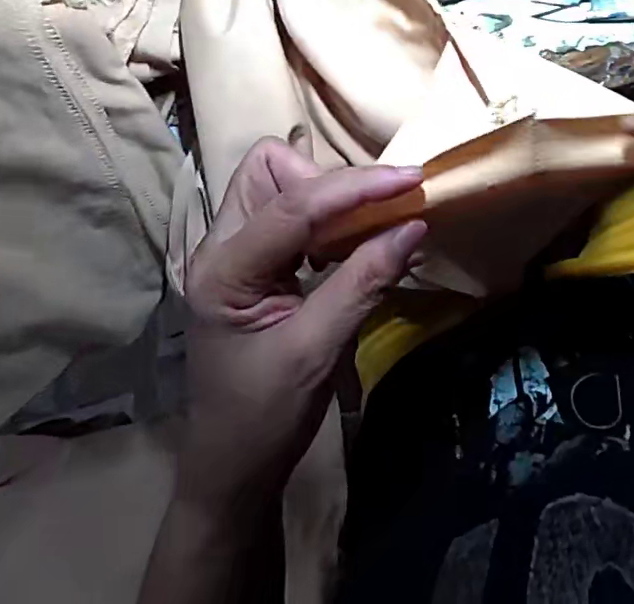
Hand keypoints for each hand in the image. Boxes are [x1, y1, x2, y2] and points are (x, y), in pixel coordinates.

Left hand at [176, 139, 426, 512]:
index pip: (292, 205)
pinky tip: (352, 238)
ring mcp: (232, 250)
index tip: (411, 178)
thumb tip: (414, 225)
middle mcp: (219, 246)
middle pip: (268, 168)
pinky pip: (289, 209)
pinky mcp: (253, 259)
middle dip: (328, 179)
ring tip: (369, 222)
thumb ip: (363, 282)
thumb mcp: (317, 352)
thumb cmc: (265, 417)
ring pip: (277, 180)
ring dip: (328, 192)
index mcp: (224, 270)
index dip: (356, 186)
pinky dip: (326, 213)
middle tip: (375, 212)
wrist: (232, 466)